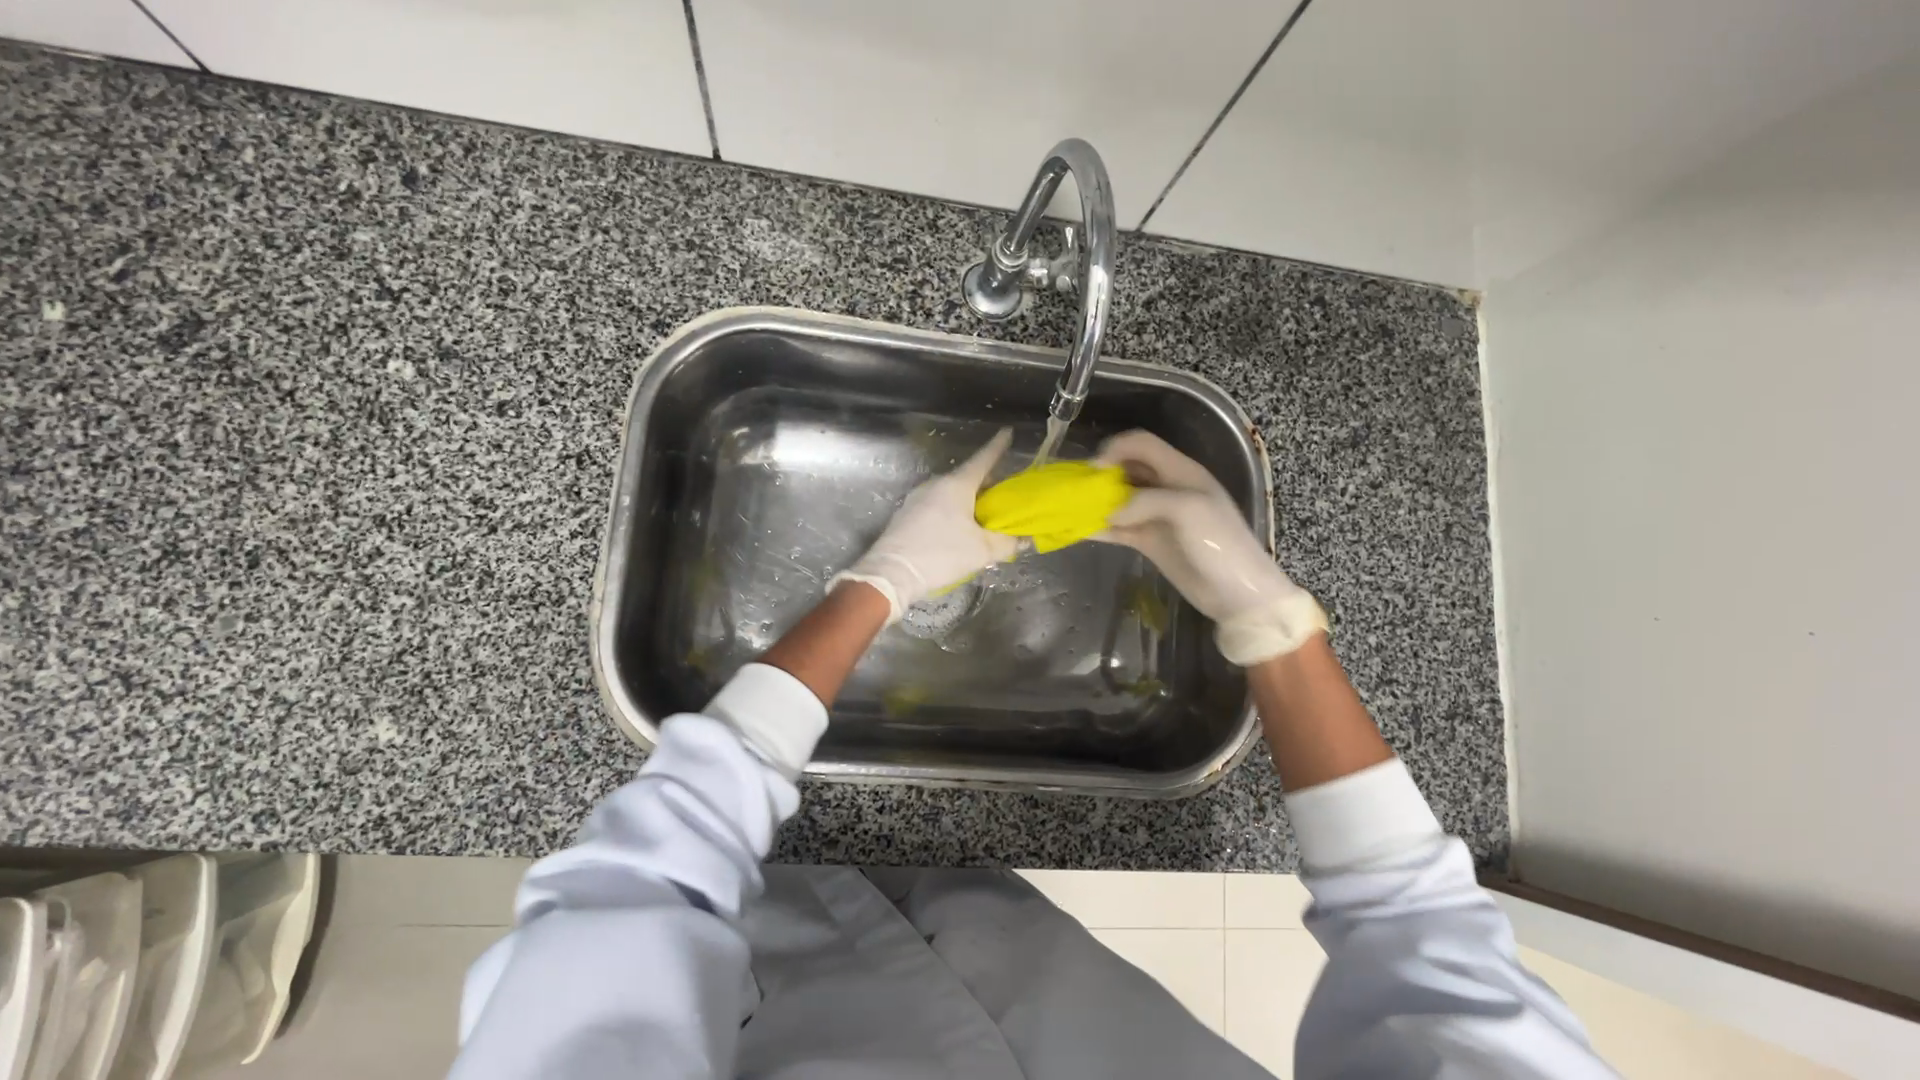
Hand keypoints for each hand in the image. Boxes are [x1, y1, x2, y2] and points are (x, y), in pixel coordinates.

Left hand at [829, 429, 1019, 622]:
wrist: (892, 573)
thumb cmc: (941, 554)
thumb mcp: (981, 551)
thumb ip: (1005, 543)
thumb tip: (1022, 541)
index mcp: (956, 484)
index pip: (983, 459)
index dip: (997, 447)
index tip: (1006, 433)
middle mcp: (935, 484)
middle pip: (966, 477)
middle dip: (985, 484)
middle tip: (1002, 496)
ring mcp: (917, 498)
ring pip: (950, 493)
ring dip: (967, 500)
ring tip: (981, 517)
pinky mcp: (906, 514)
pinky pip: (936, 506)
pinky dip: (951, 511)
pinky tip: (957, 529)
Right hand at [1095, 430, 1326, 664]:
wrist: (1238, 594)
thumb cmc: (1220, 544)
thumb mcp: (1188, 510)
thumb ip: (1145, 500)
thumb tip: (1109, 511)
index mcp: (1182, 471)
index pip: (1141, 444)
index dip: (1115, 449)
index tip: (1094, 470)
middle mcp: (1166, 488)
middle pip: (1126, 469)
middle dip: (1100, 475)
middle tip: (1077, 490)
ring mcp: (1156, 516)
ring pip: (1118, 499)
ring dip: (1095, 501)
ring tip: (1069, 509)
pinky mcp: (1149, 542)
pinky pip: (1117, 528)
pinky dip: (1098, 527)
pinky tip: (1077, 530)